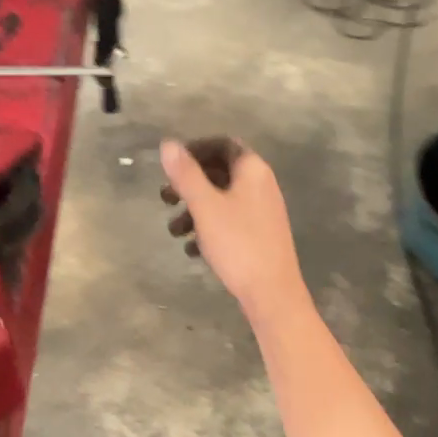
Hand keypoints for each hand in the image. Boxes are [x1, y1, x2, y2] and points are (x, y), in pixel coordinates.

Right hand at [161, 139, 305, 313]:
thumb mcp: (205, 206)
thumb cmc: (238, 245)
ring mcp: (263, 214)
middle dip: (189, 186)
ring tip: (174, 232)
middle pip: (220, 175)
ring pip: (222, 203)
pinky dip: (210, 232)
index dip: (195, 150)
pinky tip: (193, 251)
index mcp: (252, 170)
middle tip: (165, 199)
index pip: (222, 145)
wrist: (272, 292)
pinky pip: (231, 225)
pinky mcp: (261, 238)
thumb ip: (185, 174)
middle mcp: (261, 186)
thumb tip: (168, 144)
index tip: (171, 166)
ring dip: (195, 213)